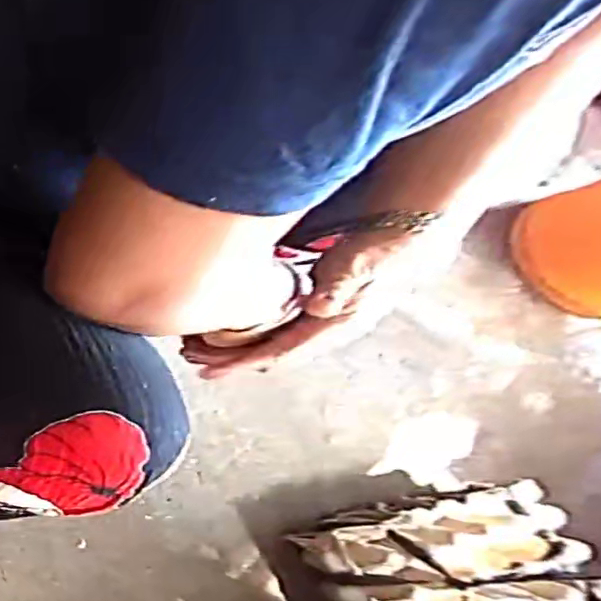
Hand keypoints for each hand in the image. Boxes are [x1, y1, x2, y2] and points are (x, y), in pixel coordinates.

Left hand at [182, 224, 453, 377]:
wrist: (412, 227)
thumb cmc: (386, 244)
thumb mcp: (365, 264)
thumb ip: (342, 285)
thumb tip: (321, 308)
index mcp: (333, 325)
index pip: (278, 352)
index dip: (240, 364)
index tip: (207, 373)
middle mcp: (322, 327)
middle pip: (265, 352)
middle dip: (225, 359)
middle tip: (188, 357)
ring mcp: (317, 317)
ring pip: (264, 340)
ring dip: (229, 346)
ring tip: (193, 347)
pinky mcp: (310, 304)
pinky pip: (270, 325)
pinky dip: (241, 330)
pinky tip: (219, 327)